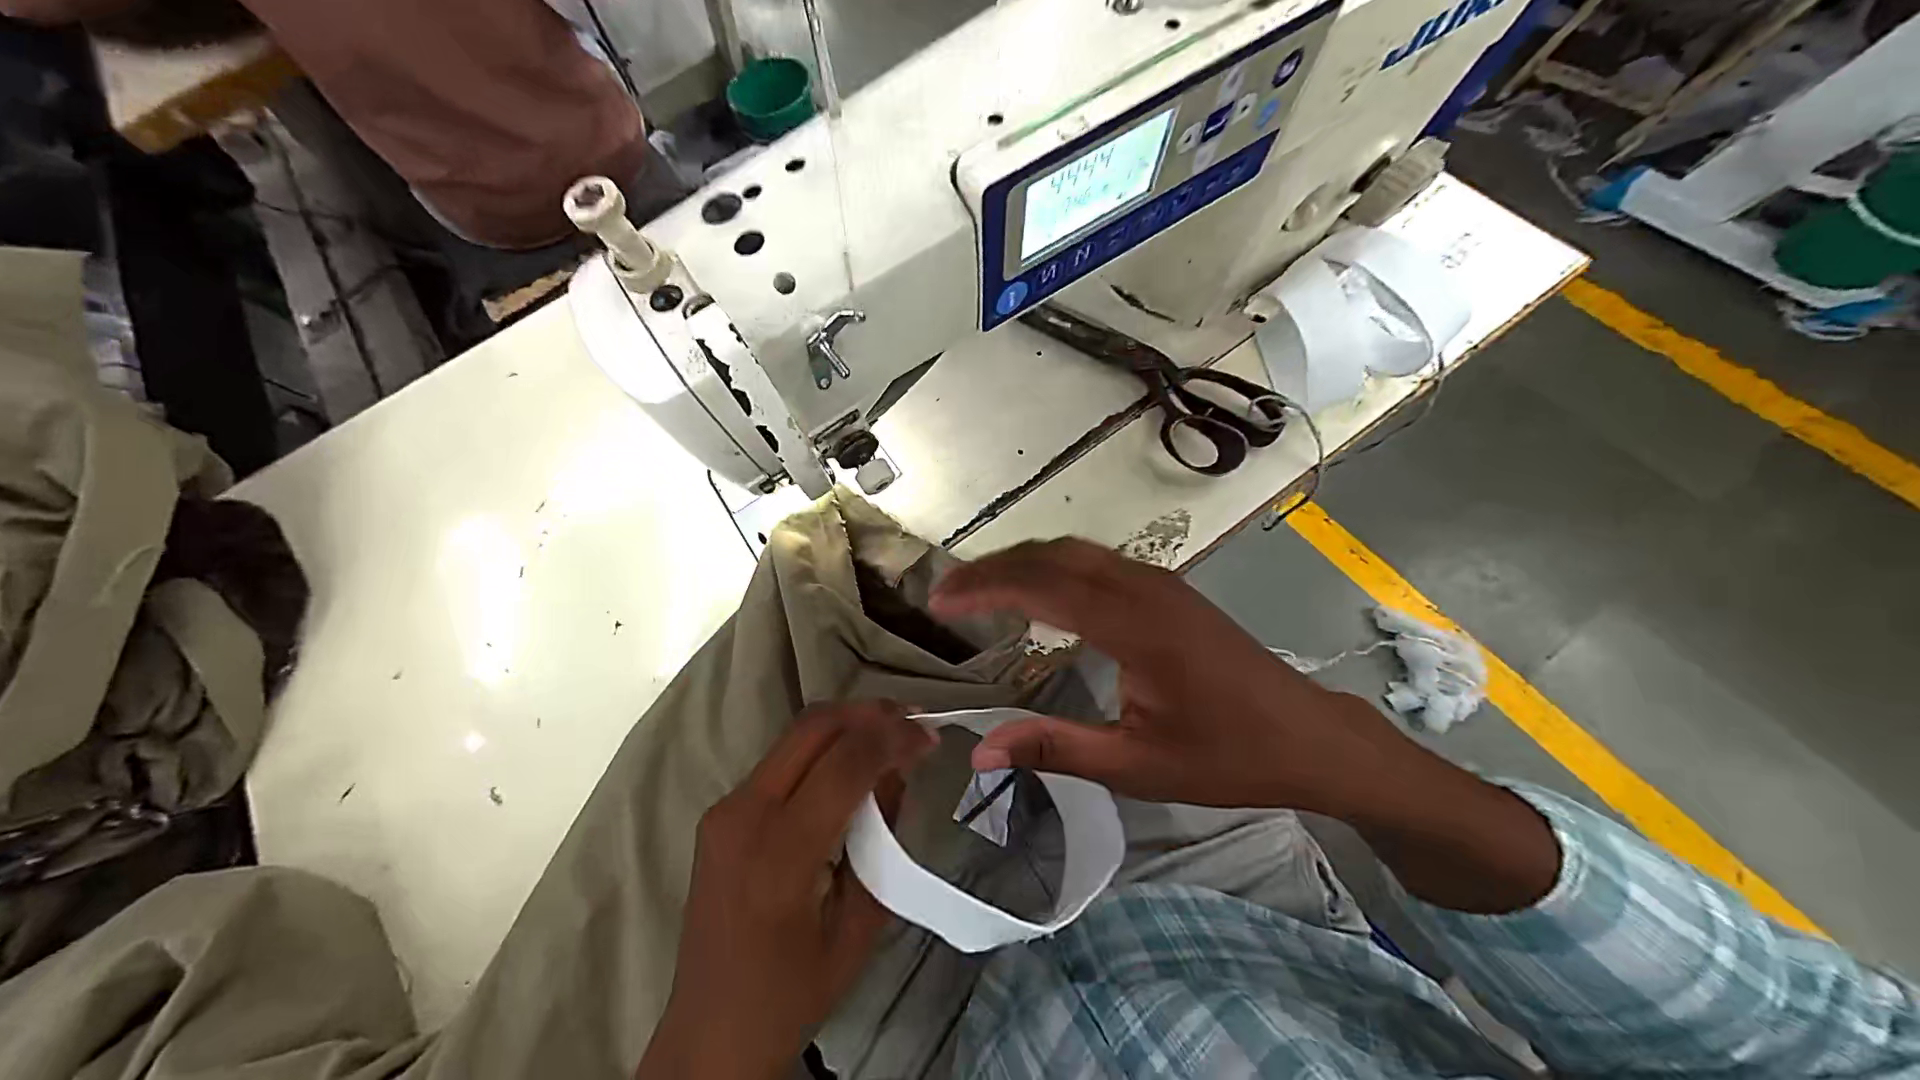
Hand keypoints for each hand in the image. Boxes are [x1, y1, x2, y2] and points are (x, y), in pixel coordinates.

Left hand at [636, 702, 934, 1079]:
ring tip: (891, 734)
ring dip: (848, 724)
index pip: (844, 764)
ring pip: (795, 735)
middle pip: (814, 727)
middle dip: (870, 713)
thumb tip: (895, 775)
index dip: (893, 738)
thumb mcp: (859, 926)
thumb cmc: (792, 993)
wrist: (710, 1032)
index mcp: (779, 855)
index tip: (930, 736)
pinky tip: (853, 762)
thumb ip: (881, 841)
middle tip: (913, 721)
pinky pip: (781, 758)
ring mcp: (725, 809)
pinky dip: (824, 747)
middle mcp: (743, 816)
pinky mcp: (721, 812)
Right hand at [930, 539, 1558, 912]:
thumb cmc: (1227, 755)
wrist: (1309, 736)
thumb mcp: (1136, 764)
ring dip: (1023, 561)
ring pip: (1075, 550)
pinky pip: (1097, 560)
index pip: (1042, 586)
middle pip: (1053, 554)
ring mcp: (1160, 582)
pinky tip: (1038, 592)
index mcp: (1135, 625)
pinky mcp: (1168, 589)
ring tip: (980, 588)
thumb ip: (1054, 748)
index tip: (937, 600)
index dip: (984, 587)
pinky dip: (1053, 565)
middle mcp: (1145, 587)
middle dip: (994, 566)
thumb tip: (979, 749)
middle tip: (946, 591)